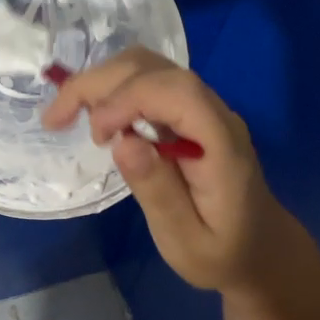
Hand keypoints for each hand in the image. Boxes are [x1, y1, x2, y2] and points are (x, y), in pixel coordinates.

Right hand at [43, 47, 281, 294]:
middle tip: (57, 118)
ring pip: (146, 65)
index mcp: (221, 143)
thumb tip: (123, 141)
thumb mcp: (188, 243)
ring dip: (101, 81)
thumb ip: (159, 193)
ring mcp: (201, 104)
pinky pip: (146, 78)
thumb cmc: (223, 254)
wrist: (262, 250)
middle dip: (99, 83)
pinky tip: (95, 114)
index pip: (176, 91)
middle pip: (153, 68)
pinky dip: (112, 86)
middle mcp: (213, 110)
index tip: (97, 133)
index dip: (129, 97)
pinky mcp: (187, 106)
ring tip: (70, 115)